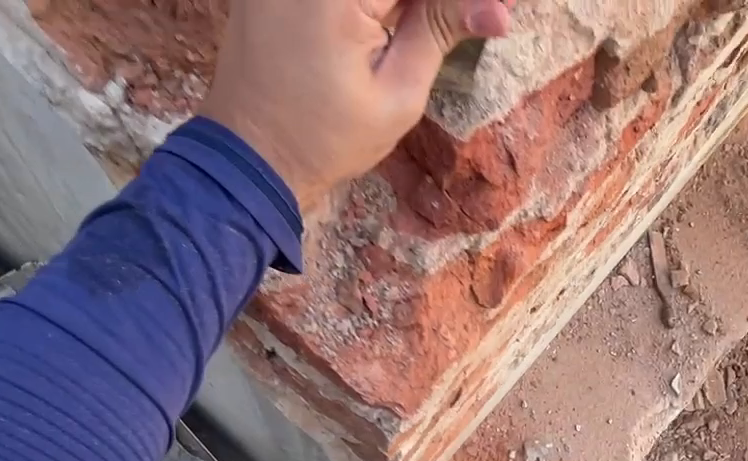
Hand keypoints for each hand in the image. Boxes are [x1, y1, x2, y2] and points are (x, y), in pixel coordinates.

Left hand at [202, 0, 511, 207]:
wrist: (250, 157)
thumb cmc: (326, 141)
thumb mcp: (396, 96)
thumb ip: (439, 33)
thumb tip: (498, 9)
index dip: (461, 1)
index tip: (494, 14)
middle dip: (432, 5)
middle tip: (470, 21)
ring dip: (404, 8)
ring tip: (439, 25)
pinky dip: (375, 5)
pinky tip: (398, 23)